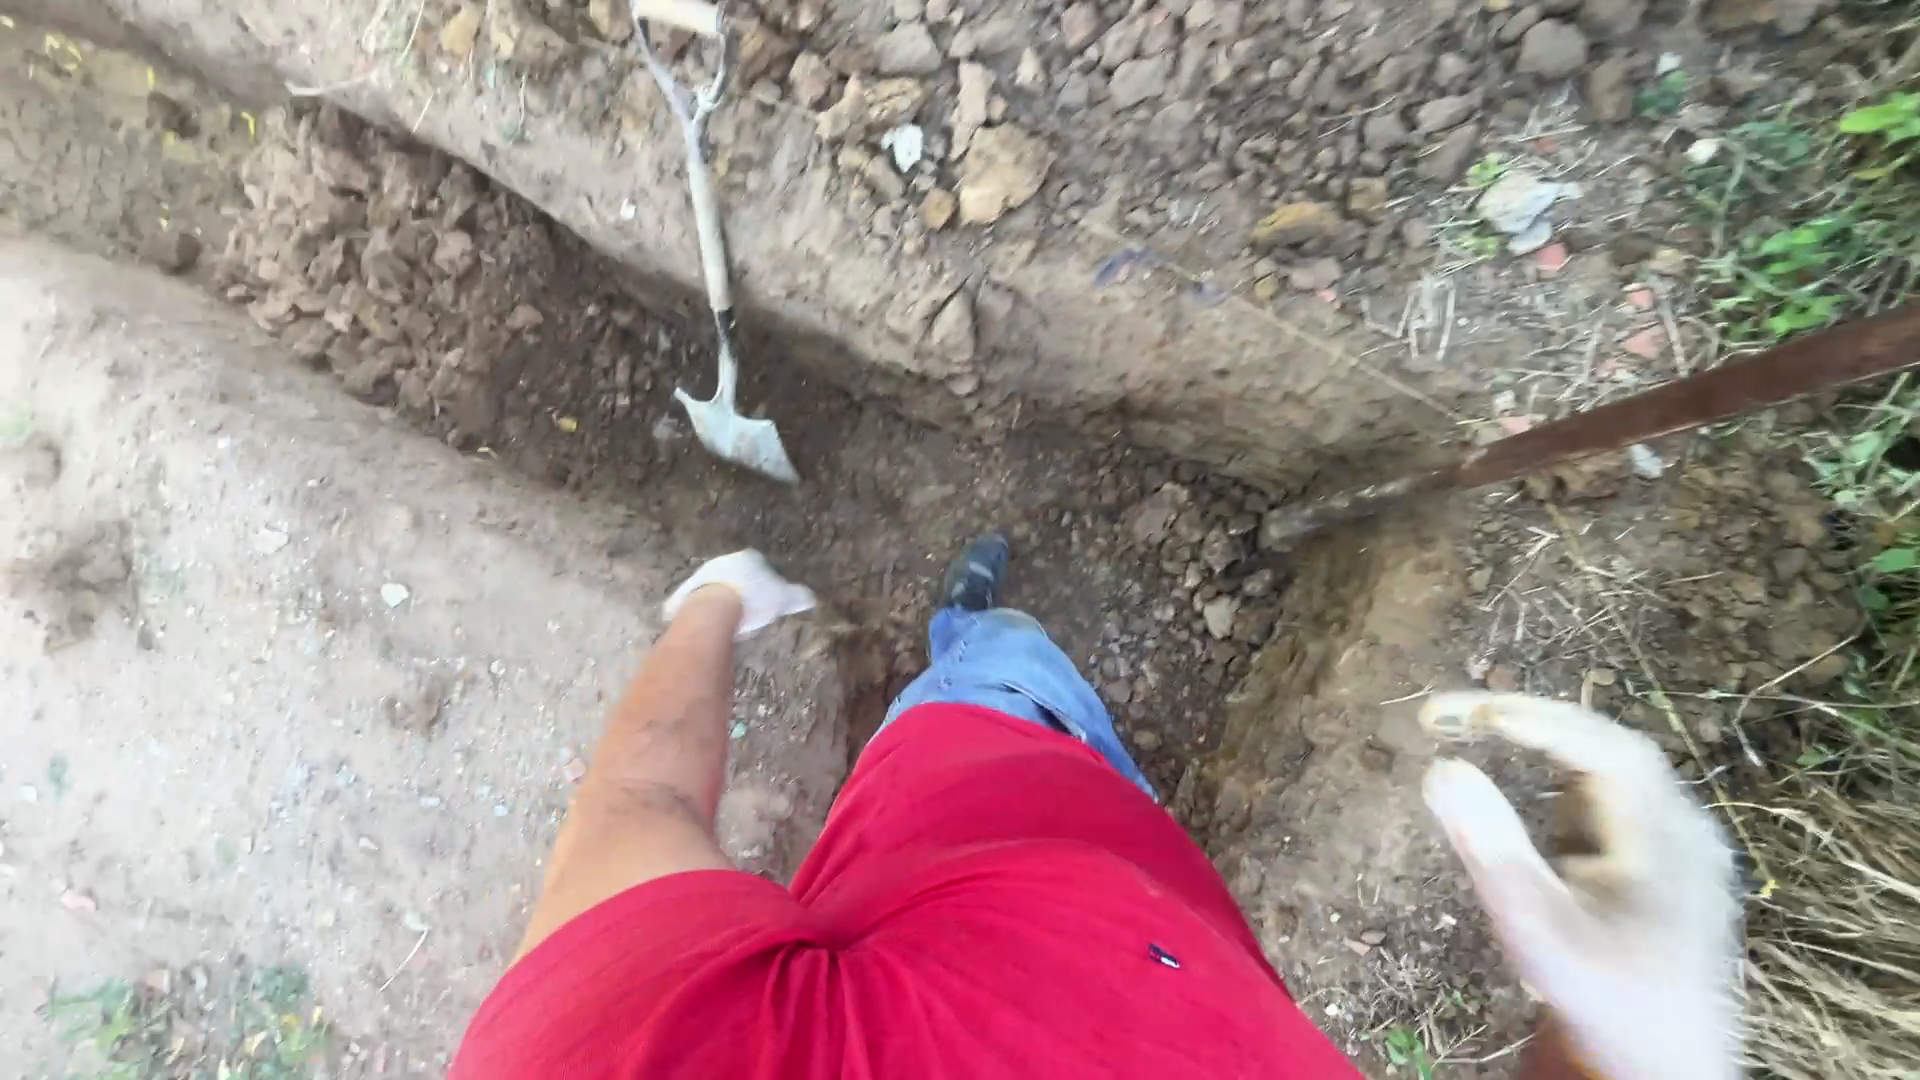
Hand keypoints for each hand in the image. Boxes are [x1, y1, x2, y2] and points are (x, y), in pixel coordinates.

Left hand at [662, 550, 815, 639]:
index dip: (767, 579)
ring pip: (717, 587)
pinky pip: (698, 604)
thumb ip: (799, 596)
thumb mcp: (785, 599)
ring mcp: (701, 577)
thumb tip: (811, 597)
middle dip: (743, 588)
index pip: (762, 564)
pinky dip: (705, 613)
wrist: (712, 612)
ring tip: (732, 620)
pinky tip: (711, 628)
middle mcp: (724, 561)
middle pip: (737, 574)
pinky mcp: (684, 595)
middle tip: (751, 607)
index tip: (770, 595)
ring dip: (723, 599)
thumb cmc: (753, 600)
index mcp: (750, 558)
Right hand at [1417, 693, 1740, 1079]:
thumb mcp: (1535, 924)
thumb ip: (1491, 845)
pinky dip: (1545, 761)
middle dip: (1524, 716)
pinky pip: (1595, 785)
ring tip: (1467, 725)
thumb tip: (1439, 766)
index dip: (1534, 720)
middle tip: (1445, 714)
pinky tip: (1511, 767)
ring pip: (1600, 760)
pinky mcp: (1645, 851)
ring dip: (1534, 733)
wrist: (1654, 1061)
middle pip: (1603, 744)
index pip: (1603, 751)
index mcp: (1664, 843)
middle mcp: (1675, 828)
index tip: (1460, 715)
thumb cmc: (1597, 994)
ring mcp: (1665, 838)